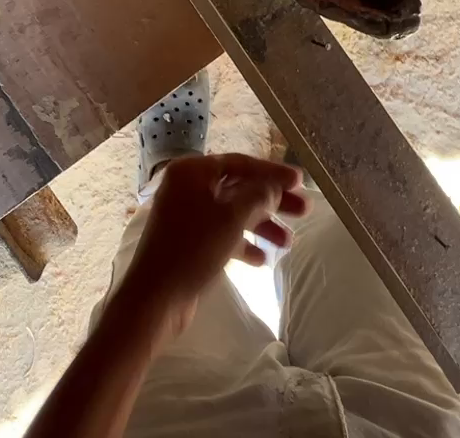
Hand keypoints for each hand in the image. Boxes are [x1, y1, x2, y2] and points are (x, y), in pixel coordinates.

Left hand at [111, 154, 308, 348]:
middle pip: (238, 187)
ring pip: (233, 212)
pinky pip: (222, 233)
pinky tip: (262, 260)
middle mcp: (187, 187)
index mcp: (193, 172)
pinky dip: (243, 242)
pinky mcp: (188, 241)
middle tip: (304, 210)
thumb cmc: (194, 248)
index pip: (240, 163)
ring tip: (288, 243)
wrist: (155, 297)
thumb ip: (258, 195)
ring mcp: (186, 215)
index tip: (301, 182)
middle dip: (272, 200)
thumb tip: (274, 186)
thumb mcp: (232, 217)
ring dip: (261, 224)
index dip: (273, 172)